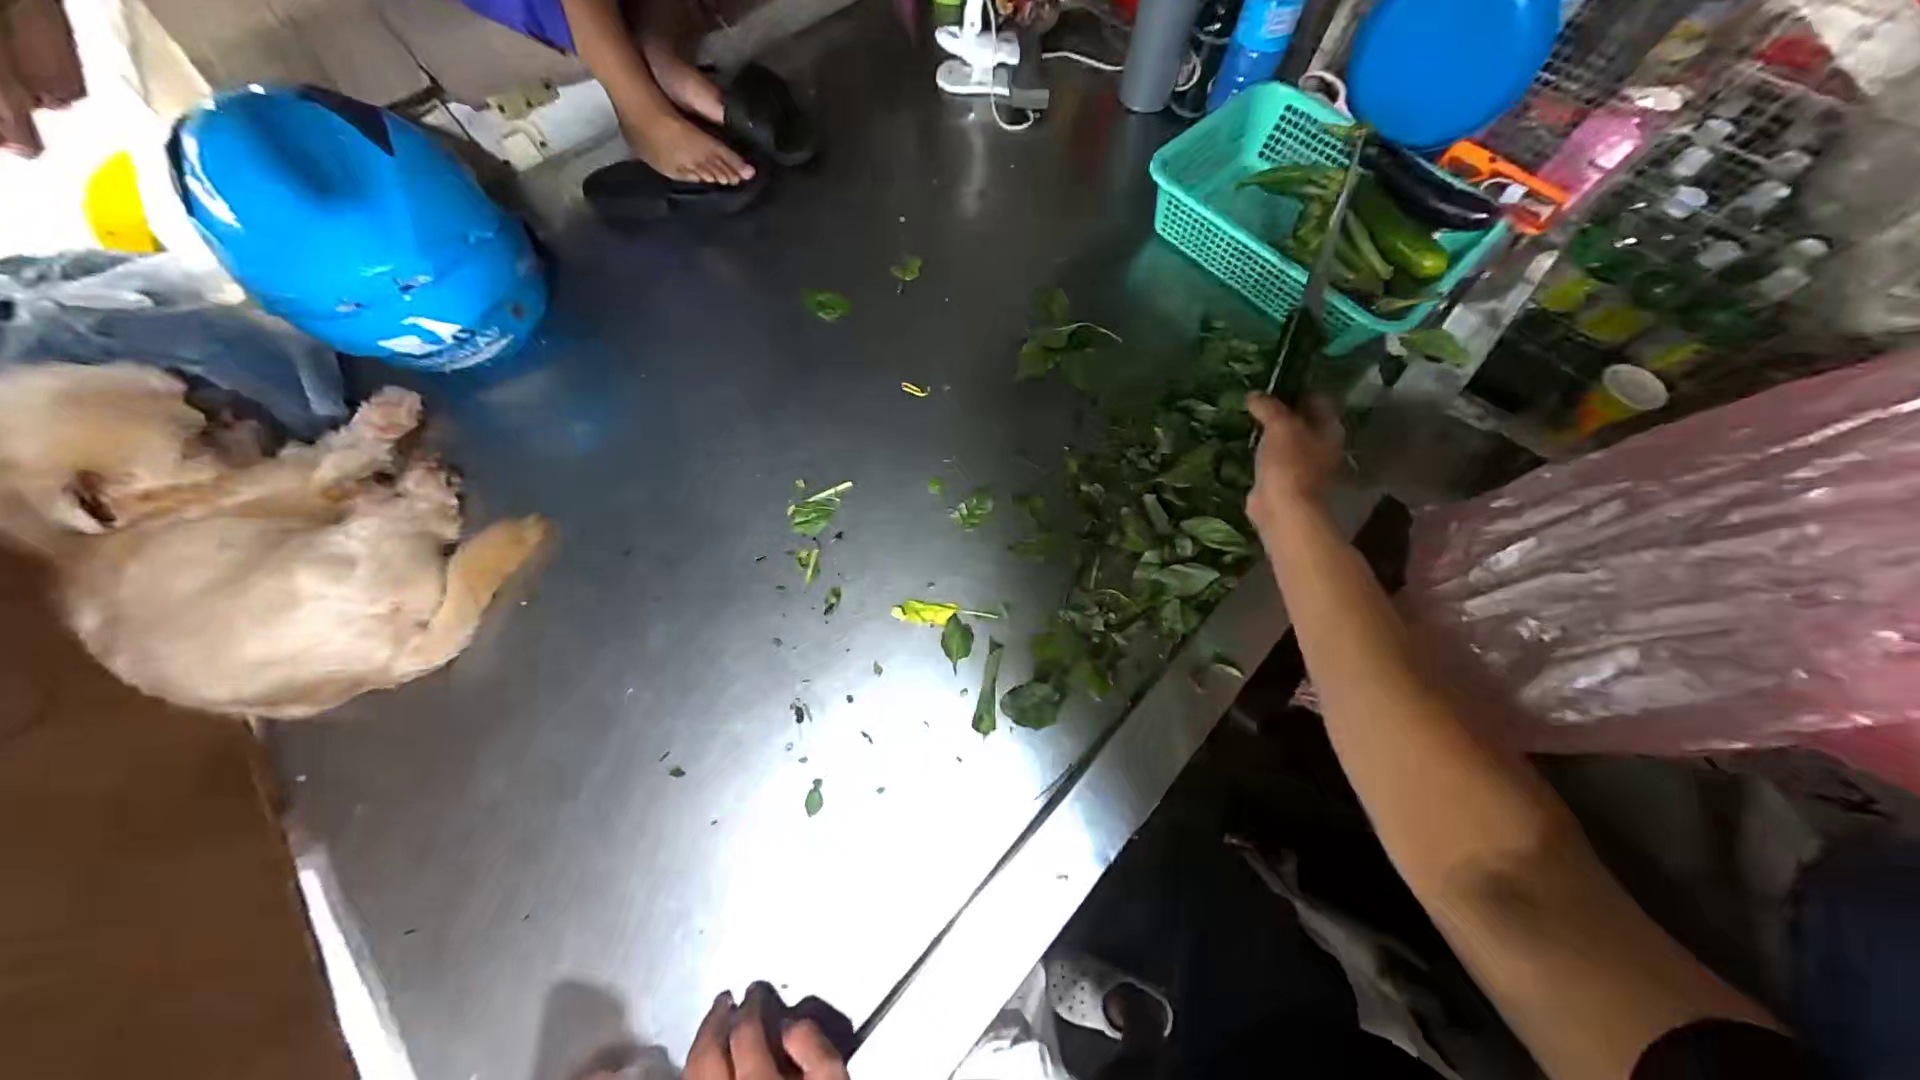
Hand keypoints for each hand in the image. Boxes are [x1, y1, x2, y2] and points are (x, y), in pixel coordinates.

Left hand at [685, 984, 847, 1079]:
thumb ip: (816, 1050)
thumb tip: (789, 1022)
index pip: (745, 1035)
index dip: (750, 1007)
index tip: (756, 992)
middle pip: (707, 1055)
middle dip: (715, 1021)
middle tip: (727, 1000)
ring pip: (690, 1079)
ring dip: (699, 1045)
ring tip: (714, 1025)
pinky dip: (693, 1075)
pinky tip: (705, 1065)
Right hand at [1244, 392, 1342, 529]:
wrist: (1283, 509)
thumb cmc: (1289, 463)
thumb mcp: (1279, 425)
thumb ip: (1268, 406)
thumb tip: (1254, 395)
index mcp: (1329, 427)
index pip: (1316, 397)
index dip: (1295, 387)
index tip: (1272, 381)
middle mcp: (1321, 444)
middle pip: (1301, 419)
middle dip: (1280, 410)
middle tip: (1254, 399)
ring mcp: (1303, 464)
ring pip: (1285, 439)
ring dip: (1269, 431)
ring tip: (1246, 418)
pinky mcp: (1284, 480)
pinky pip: (1272, 458)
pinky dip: (1261, 451)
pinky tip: (1245, 443)